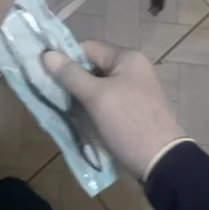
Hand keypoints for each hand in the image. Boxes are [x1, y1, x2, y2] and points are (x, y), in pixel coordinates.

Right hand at [43, 40, 187, 180]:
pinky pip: (109, 99)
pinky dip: (95, 107)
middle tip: (55, 96)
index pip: (88, 47)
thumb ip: (71, 75)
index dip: (67, 59)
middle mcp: (134, 68)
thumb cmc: (128, 123)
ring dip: (83, 96)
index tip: (48, 76)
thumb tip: (47, 54)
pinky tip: (84, 120)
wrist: (162, 162)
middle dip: (74, 80)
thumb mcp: (96, 97)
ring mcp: (137, 89)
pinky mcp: (136, 108)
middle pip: (94, 66)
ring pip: (100, 85)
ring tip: (67, 110)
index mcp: (127, 57)